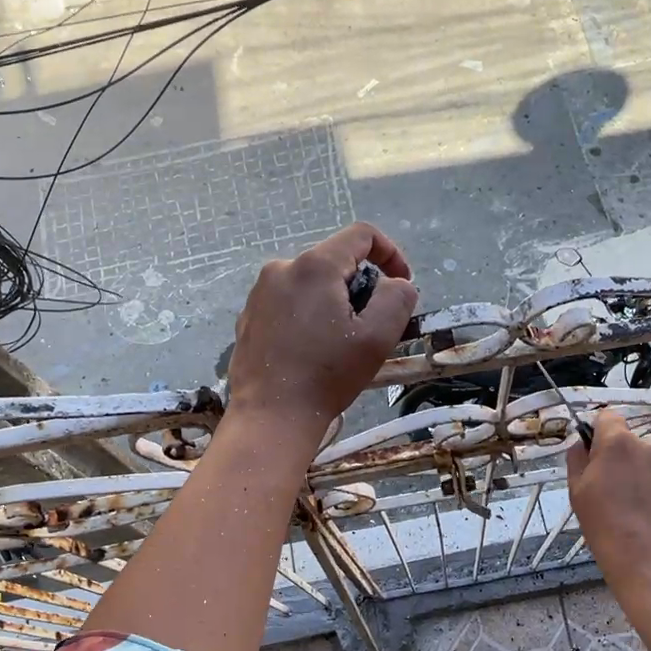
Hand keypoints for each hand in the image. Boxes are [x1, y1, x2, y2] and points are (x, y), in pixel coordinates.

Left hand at [226, 223, 417, 442]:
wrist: (271, 416)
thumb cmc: (327, 376)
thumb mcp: (378, 337)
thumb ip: (397, 298)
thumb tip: (397, 284)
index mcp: (314, 266)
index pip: (361, 235)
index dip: (391, 253)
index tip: (402, 283)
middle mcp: (281, 268)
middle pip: (335, 261)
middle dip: (361, 285)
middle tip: (371, 326)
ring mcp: (260, 293)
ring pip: (312, 283)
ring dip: (334, 302)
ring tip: (341, 343)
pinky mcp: (249, 316)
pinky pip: (289, 303)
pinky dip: (309, 316)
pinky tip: (312, 352)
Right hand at [566, 410, 650, 595]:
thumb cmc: (606, 529)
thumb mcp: (577, 495)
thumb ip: (577, 461)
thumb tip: (580, 445)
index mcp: (619, 444)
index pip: (609, 417)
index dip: (601, 433)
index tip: (597, 456)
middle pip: (634, 442)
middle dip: (626, 459)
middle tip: (617, 491)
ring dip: (647, 476)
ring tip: (640, 510)